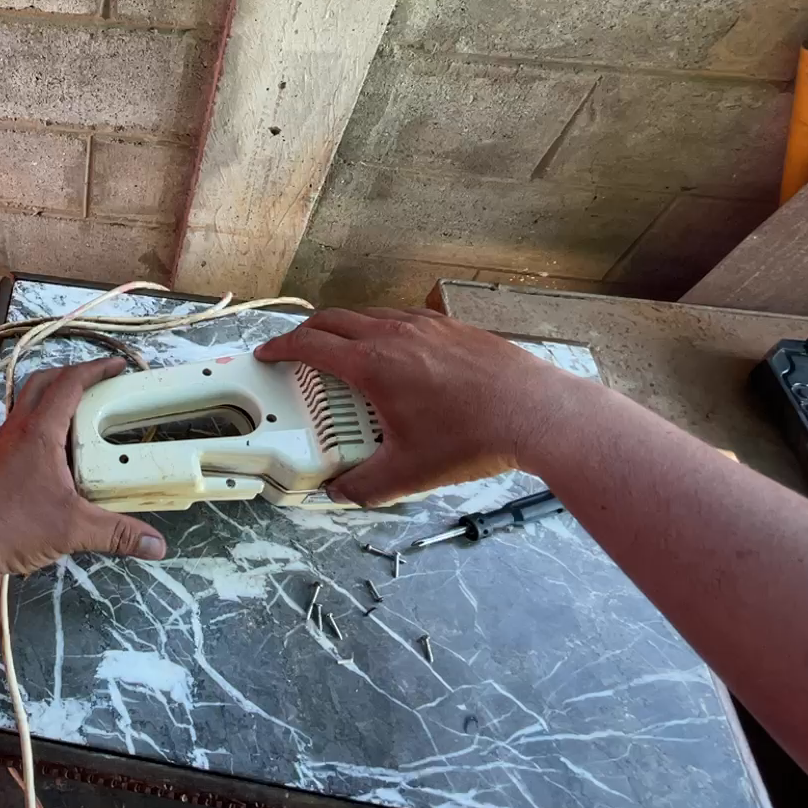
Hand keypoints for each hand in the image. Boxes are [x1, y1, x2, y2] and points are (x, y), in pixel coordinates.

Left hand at [0, 358, 166, 579]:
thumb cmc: (13, 527)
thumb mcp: (74, 529)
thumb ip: (117, 533)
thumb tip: (157, 545)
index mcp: (39, 432)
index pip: (68, 385)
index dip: (95, 370)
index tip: (118, 365)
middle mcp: (19, 429)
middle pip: (43, 382)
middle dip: (73, 374)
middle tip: (100, 382)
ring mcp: (5, 443)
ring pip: (29, 401)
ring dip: (55, 395)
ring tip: (83, 411)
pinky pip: (24, 425)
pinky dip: (44, 421)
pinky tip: (60, 448)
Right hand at [254, 307, 601, 504]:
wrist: (540, 414)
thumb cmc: (474, 439)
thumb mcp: (411, 472)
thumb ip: (365, 486)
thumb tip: (339, 494)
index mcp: (371, 364)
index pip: (309, 345)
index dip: (280, 347)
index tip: (267, 353)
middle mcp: (391, 335)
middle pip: (330, 319)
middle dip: (305, 332)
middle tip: (296, 349)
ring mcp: (422, 325)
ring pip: (365, 313)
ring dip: (342, 327)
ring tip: (341, 349)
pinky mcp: (449, 326)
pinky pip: (399, 315)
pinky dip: (379, 325)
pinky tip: (392, 346)